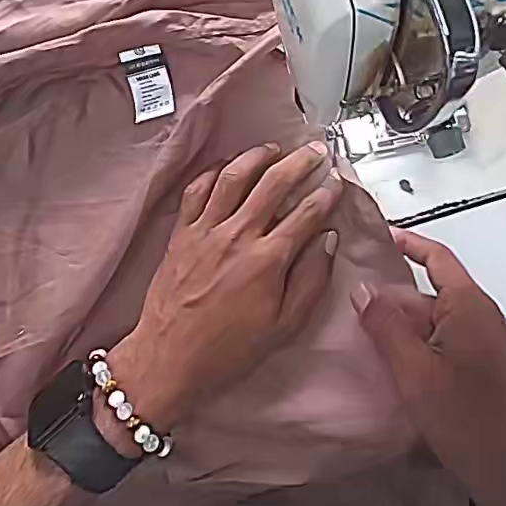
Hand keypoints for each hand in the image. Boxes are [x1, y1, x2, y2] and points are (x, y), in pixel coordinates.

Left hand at [101, 142, 344, 446]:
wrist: (170, 356)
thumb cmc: (227, 348)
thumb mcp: (283, 326)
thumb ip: (311, 281)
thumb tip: (327, 242)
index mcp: (266, 261)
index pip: (305, 213)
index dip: (325, 194)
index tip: (335, 183)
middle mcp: (236, 236)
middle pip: (273, 184)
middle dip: (299, 162)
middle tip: (314, 151)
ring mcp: (205, 231)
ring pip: (233, 177)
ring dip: (256, 157)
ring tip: (273, 149)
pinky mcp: (181, 233)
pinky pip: (196, 191)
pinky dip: (212, 173)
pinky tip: (225, 167)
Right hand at [354, 229, 505, 505]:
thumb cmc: (467, 420)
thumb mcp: (414, 372)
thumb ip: (385, 326)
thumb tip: (362, 290)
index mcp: (468, 305)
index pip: (436, 257)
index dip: (407, 242)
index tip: (379, 236)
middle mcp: (480, 315)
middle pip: (428, 290)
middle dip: (392, 295)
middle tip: (352, 300)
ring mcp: (483, 342)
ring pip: (433, 319)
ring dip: (401, 323)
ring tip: (363, 332)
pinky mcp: (481, 365)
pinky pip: (441, 340)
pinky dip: (415, 343)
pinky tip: (391, 361)